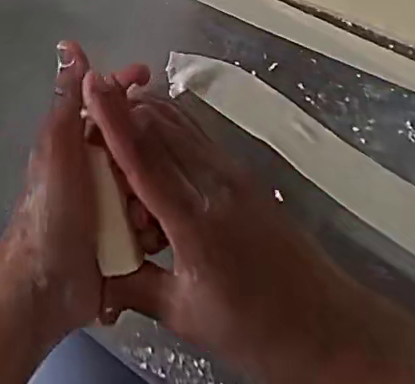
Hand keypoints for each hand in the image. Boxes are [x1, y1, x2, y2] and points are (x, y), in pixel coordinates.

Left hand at [0, 41, 149, 341]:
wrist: (46, 289)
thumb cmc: (51, 210)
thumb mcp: (58, 147)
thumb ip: (68, 98)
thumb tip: (69, 45)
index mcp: (77, 141)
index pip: (108, 103)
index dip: (127, 86)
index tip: (149, 77)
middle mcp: (96, 166)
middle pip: (135, 142)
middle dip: (148, 153)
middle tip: (153, 167)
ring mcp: (111, 202)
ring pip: (148, 180)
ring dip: (153, 193)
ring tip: (145, 215)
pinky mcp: (124, 236)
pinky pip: (151, 217)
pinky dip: (154, 224)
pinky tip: (153, 237)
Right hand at [84, 73, 414, 382]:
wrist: (330, 326)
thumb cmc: (259, 331)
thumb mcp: (187, 316)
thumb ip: (135, 287)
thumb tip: (92, 278)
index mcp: (195, 223)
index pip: (144, 157)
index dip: (113, 118)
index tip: (90, 84)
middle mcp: (213, 184)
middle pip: (158, 126)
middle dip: (119, 109)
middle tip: (85, 107)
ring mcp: (231, 172)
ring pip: (177, 122)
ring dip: (143, 112)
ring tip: (111, 114)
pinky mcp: (241, 171)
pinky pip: (194, 133)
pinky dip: (166, 124)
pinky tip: (150, 134)